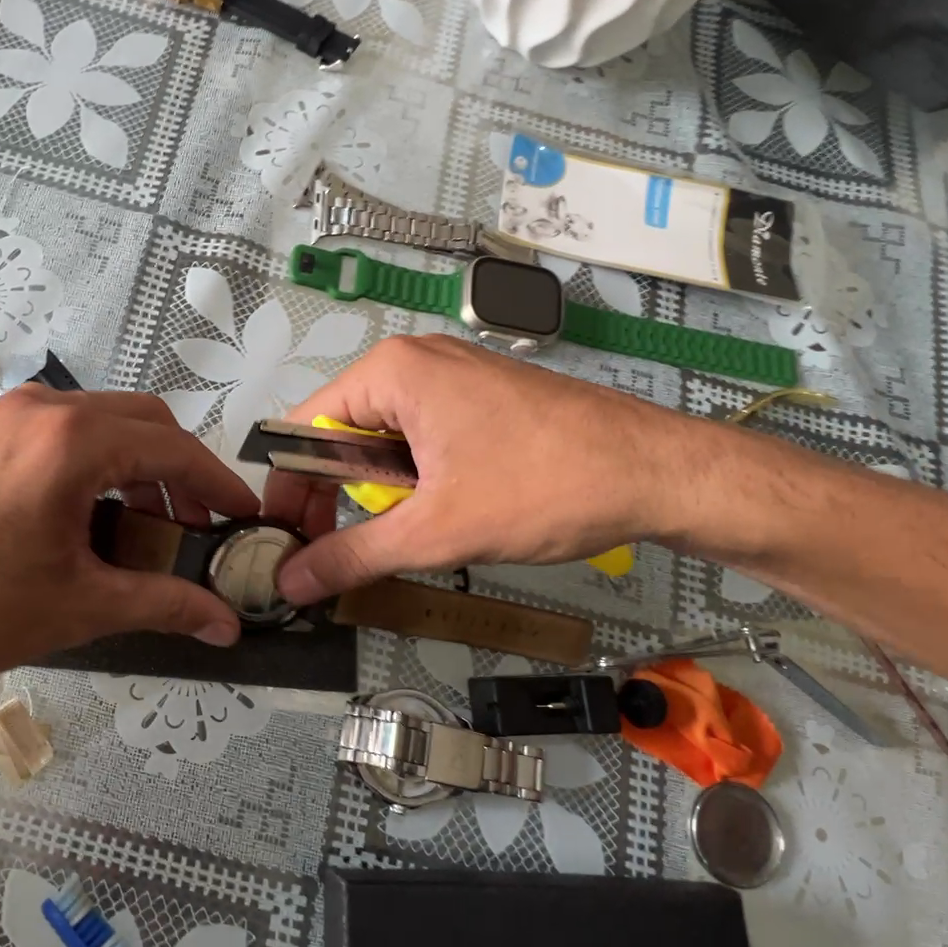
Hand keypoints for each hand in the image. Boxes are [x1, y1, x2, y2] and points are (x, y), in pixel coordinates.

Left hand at [0, 386, 258, 711]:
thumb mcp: (82, 606)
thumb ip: (166, 604)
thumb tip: (228, 627)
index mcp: (68, 440)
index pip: (170, 448)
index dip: (215, 482)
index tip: (240, 514)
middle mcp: (33, 408)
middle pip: (136, 420)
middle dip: (175, 469)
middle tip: (191, 523)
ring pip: (89, 420)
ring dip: (127, 462)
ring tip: (136, 522)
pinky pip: (45, 429)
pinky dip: (81, 459)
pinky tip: (76, 510)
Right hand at [264, 334, 709, 602]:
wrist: (662, 473)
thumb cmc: (544, 488)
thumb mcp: (435, 531)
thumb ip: (351, 556)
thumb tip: (288, 584)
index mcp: (391, 372)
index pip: (302, 428)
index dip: (285, 490)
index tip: (284, 543)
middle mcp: (415, 362)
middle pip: (339, 433)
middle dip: (330, 495)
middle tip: (330, 554)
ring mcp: (453, 377)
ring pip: (381, 441)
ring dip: (376, 493)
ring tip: (397, 534)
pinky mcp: (481, 399)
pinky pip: (419, 438)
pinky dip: (412, 480)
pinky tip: (434, 511)